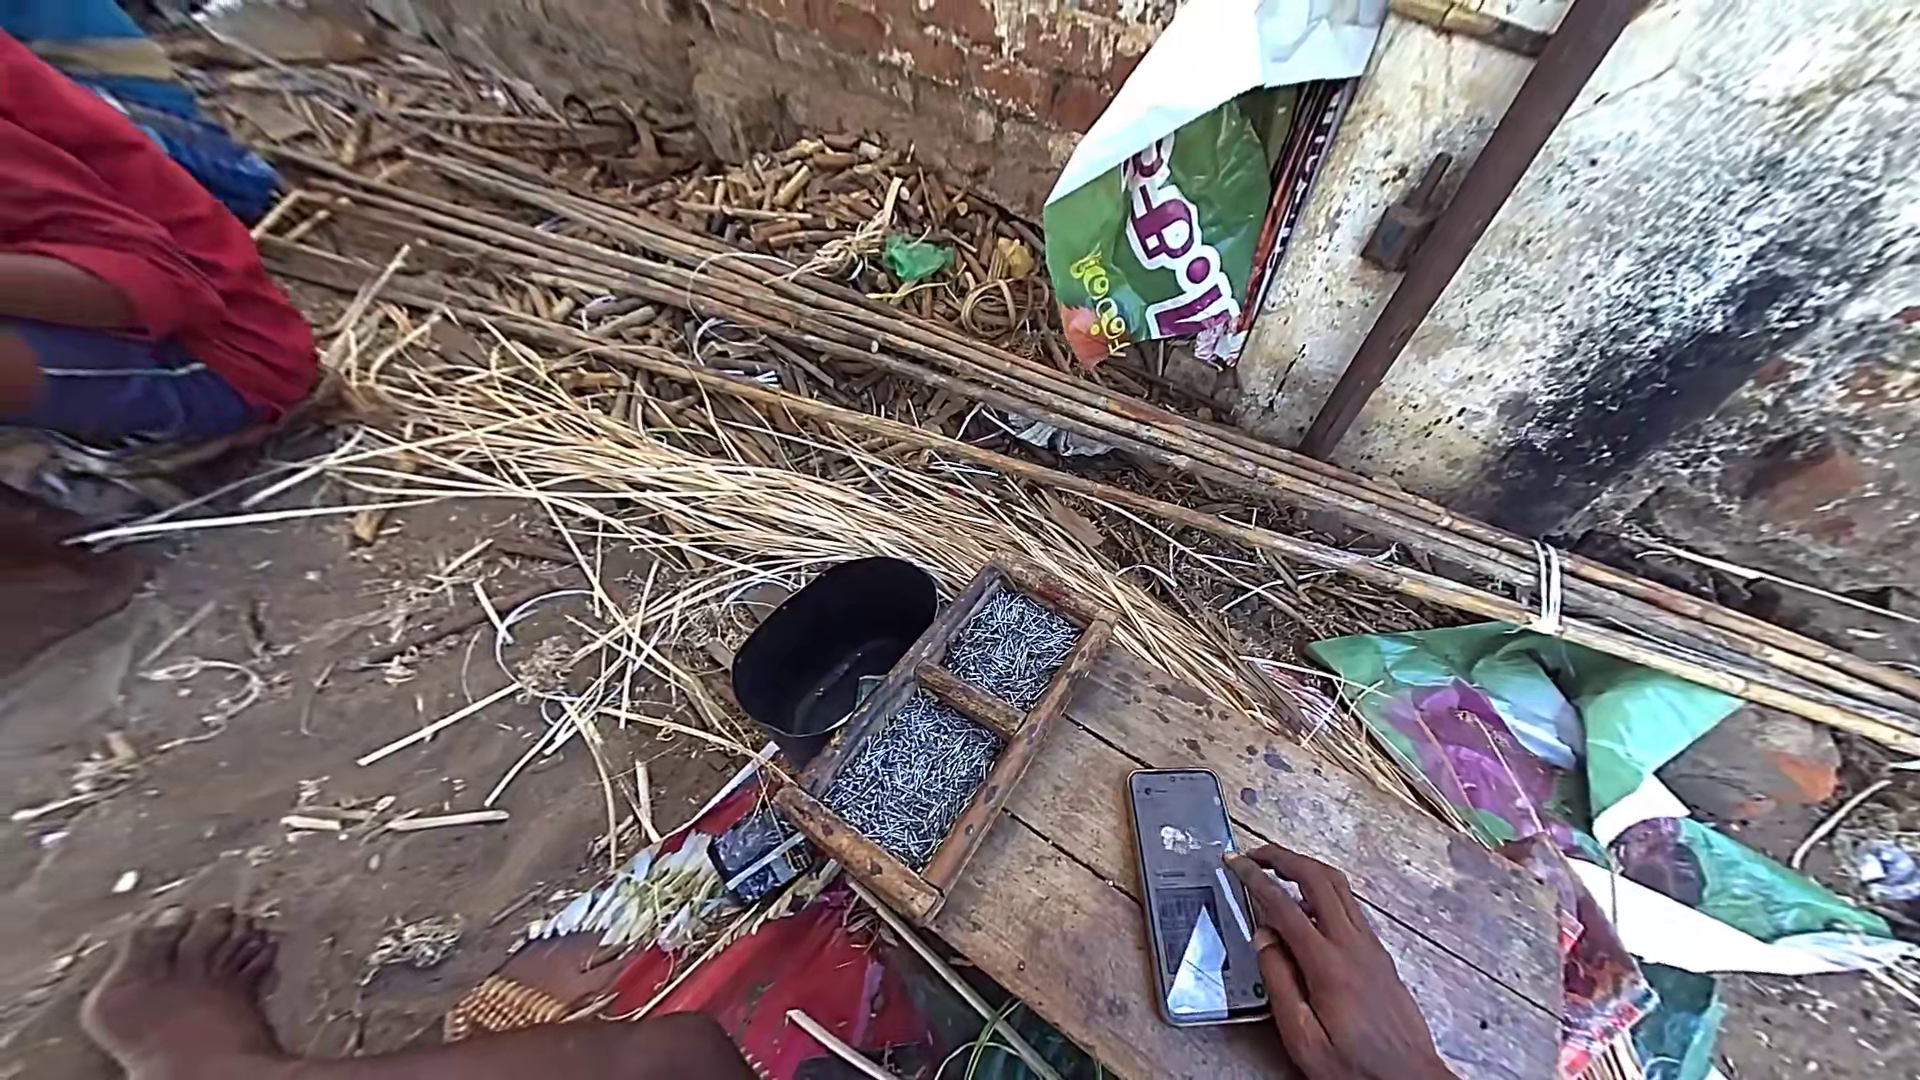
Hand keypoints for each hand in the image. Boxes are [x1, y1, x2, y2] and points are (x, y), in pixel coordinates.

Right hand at [1226, 846, 1457, 1079]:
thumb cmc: (1358, 1070)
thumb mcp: (1303, 1038)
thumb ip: (1277, 981)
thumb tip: (1263, 937)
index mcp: (1328, 964)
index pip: (1282, 903)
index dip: (1253, 876)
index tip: (1234, 863)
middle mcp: (1352, 945)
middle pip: (1315, 876)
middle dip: (1279, 856)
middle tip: (1254, 855)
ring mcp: (1370, 946)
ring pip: (1337, 883)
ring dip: (1302, 866)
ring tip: (1277, 868)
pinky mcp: (1380, 953)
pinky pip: (1348, 903)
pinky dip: (1320, 887)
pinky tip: (1304, 904)